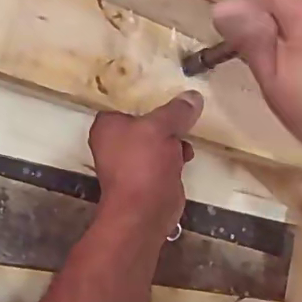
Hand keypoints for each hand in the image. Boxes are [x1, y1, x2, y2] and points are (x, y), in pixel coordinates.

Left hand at [89, 91, 201, 232]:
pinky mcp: (148, 177)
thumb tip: (194, 96)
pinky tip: (186, 156)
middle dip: (166, 119)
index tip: (169, 90)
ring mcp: (132, 162)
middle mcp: (116, 142)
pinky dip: (176, 156)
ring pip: (158, 140)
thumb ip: (177, 111)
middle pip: (145, 120)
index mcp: (107, 125)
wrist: (145, 212)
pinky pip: (165, 158)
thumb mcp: (161, 128)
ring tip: (187, 136)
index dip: (148, 96)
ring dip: (174, 138)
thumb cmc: (143, 165)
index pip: (127, 102)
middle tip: (183, 113)